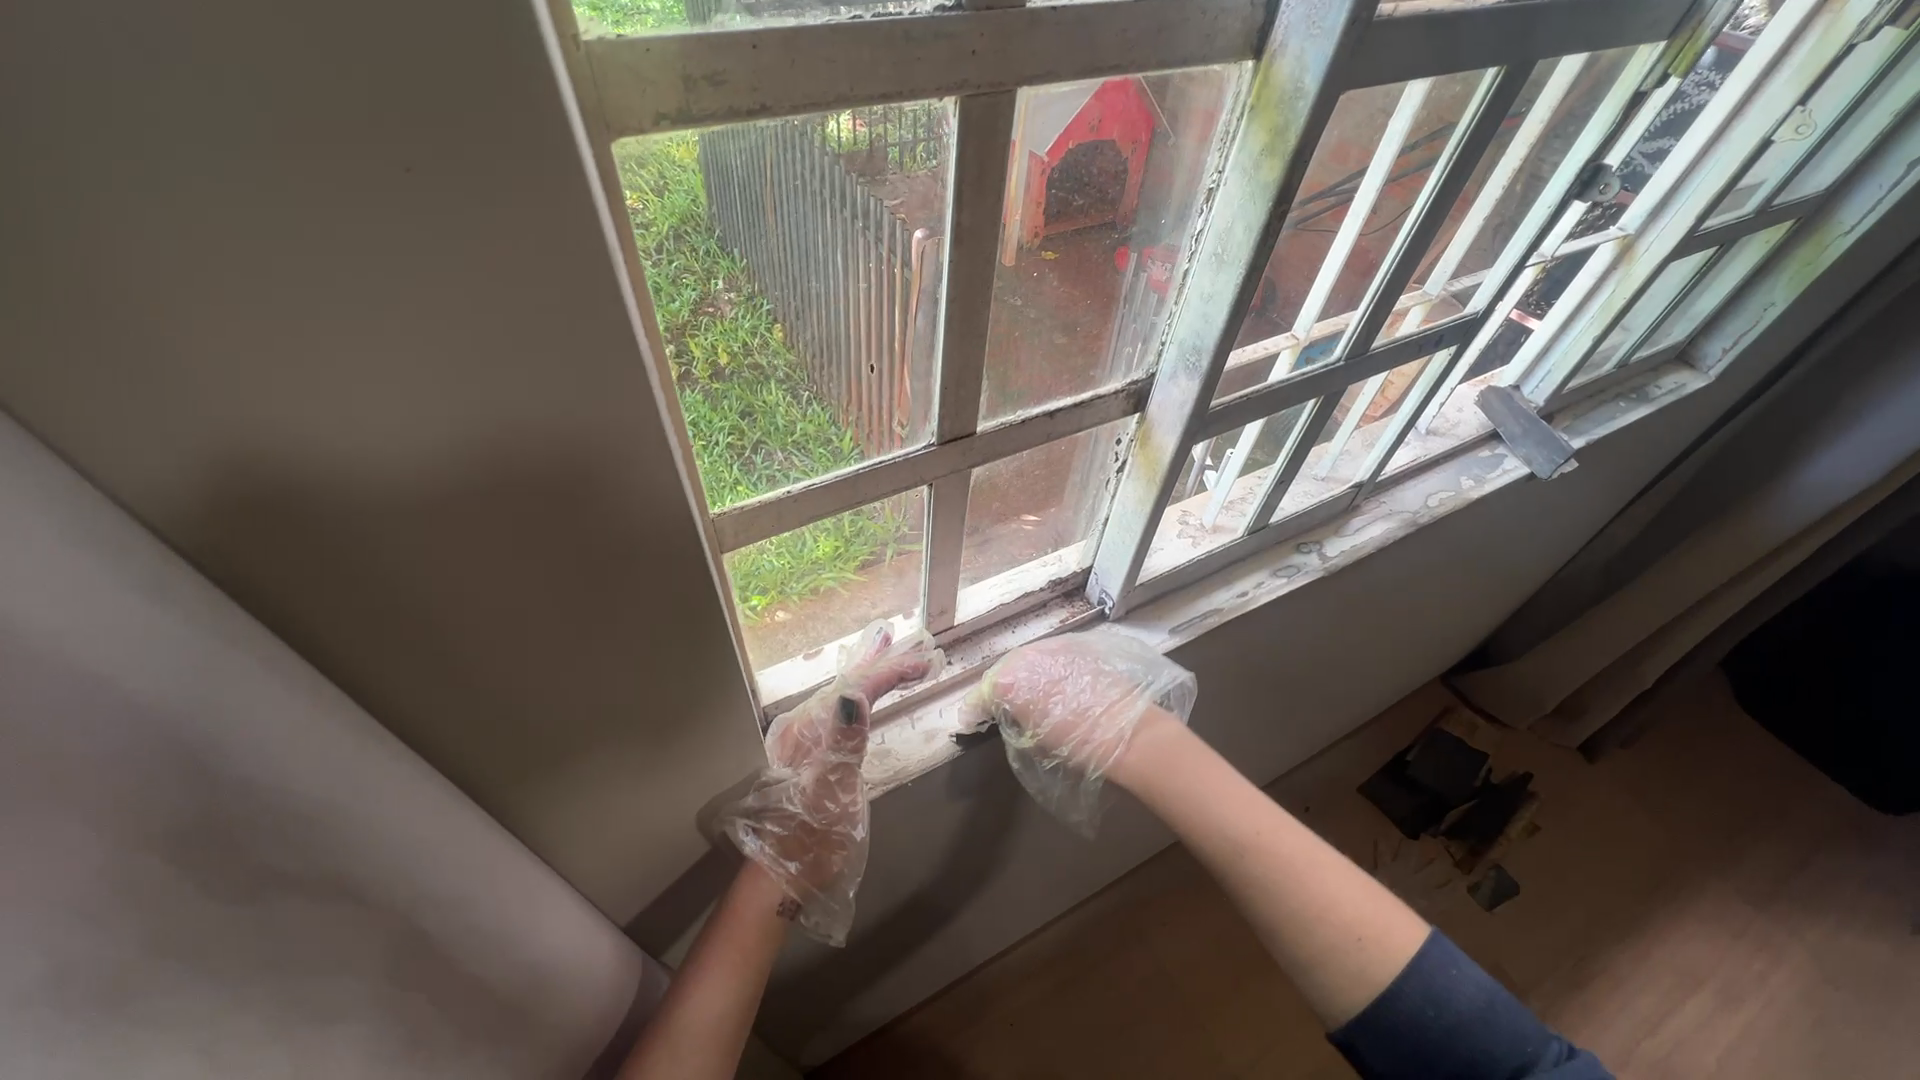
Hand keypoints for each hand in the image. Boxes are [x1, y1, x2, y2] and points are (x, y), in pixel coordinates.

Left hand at [719, 622, 942, 945]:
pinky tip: (861, 691)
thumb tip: (851, 693)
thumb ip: (842, 743)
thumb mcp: (829, 794)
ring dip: (870, 673)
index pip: (854, 688)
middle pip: (848, 684)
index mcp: (807, 731)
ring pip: (843, 695)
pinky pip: (839, 712)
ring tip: (886, 646)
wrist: (780, 878)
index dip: (890, 672)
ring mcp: (805, 741)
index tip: (925, 663)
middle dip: (883, 664)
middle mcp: (803, 727)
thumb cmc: (808, 840)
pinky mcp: (810, 756)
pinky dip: (859, 694)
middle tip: (917, 646)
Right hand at [972, 629, 1195, 834]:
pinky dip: (1047, 670)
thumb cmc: (1078, 744)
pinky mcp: (1079, 645)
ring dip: (1025, 676)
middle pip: (1005, 669)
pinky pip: (1052, 657)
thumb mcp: (1033, 739)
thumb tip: (1004, 714)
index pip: (983, 691)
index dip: (975, 708)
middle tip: (999, 708)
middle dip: (1000, 687)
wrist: (1128, 733)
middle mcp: (1028, 655)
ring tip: (1028, 698)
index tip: (971, 721)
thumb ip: (1011, 720)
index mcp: (1010, 680)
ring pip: (1029, 660)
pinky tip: (1055, 688)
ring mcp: (1055, 647)